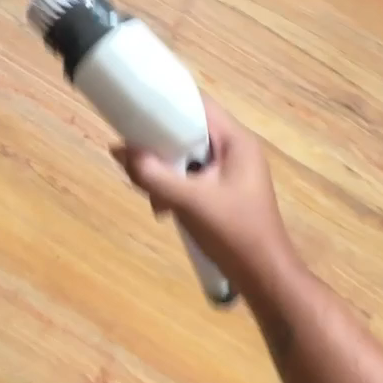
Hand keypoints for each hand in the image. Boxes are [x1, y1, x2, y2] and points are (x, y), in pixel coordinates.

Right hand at [113, 97, 300, 292]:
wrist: (264, 278)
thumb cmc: (233, 233)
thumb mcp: (187, 201)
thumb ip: (152, 174)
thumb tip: (118, 150)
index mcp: (236, 141)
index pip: (198, 104)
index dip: (167, 104)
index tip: (136, 112)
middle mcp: (235, 150)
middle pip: (189, 131)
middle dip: (161, 146)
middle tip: (138, 161)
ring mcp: (231, 172)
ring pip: (188, 156)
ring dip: (165, 171)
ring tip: (151, 193)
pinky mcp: (225, 192)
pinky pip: (192, 177)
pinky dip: (175, 187)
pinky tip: (163, 208)